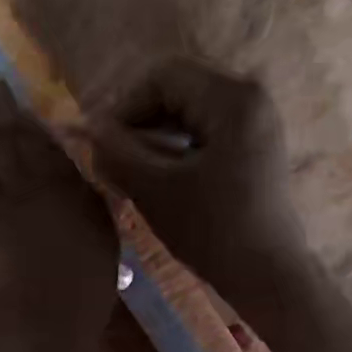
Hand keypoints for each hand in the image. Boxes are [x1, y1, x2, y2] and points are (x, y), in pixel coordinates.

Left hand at [0, 83, 119, 351]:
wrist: (36, 315)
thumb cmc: (80, 293)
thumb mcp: (102, 255)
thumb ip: (91, 218)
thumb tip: (86, 197)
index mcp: (82, 198)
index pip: (59, 155)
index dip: (42, 132)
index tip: (32, 114)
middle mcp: (48, 189)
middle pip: (25, 144)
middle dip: (11, 117)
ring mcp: (13, 200)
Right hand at [90, 60, 307, 296]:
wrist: (268, 276)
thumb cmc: (213, 231)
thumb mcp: (155, 189)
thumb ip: (116, 151)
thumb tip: (83, 127)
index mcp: (232, 98)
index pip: (162, 75)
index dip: (123, 103)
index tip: (100, 140)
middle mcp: (250, 95)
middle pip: (177, 84)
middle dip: (138, 114)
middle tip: (111, 149)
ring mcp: (256, 117)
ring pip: (188, 104)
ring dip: (154, 127)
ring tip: (129, 161)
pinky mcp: (254, 140)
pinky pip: (204, 123)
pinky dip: (175, 138)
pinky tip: (158, 167)